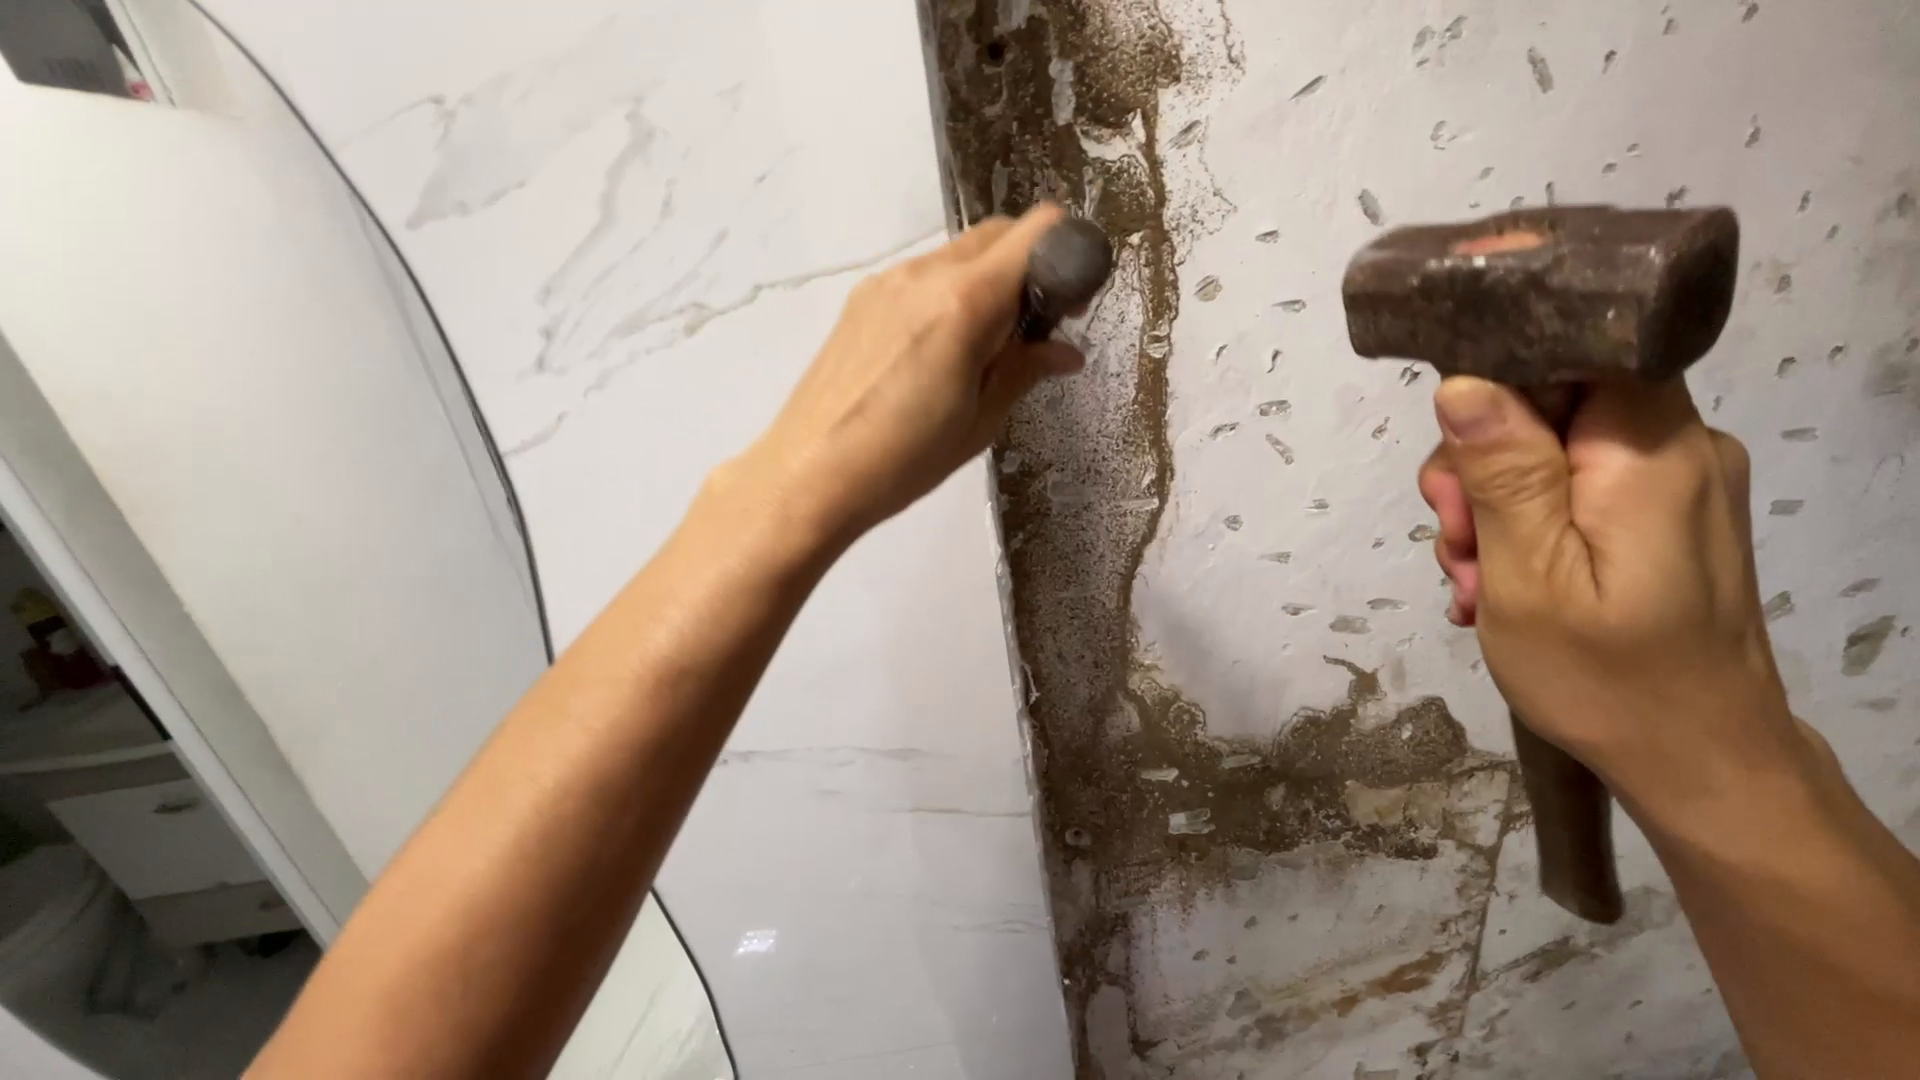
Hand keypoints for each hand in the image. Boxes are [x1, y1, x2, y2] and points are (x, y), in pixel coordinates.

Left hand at [728, 204, 1085, 543]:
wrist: (808, 476)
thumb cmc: (902, 460)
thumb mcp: (978, 422)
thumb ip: (1025, 371)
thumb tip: (1067, 352)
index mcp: (964, 302)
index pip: (1035, 232)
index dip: (1067, 256)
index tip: (1070, 305)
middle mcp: (923, 274)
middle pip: (998, 234)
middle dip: (1030, 266)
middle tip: (1033, 330)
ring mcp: (885, 282)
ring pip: (957, 254)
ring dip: (987, 282)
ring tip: (983, 349)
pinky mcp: (860, 300)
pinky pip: (922, 276)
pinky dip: (949, 294)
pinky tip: (939, 351)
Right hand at [1416, 376, 1802, 813]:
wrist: (1697, 762)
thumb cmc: (1604, 675)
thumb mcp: (1527, 575)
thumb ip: (1501, 474)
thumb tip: (1464, 385)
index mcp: (1650, 452)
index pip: (1569, 358)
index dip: (1496, 397)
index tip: (1457, 475)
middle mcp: (1678, 448)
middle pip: (1548, 408)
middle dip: (1478, 473)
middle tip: (1459, 549)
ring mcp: (1674, 485)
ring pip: (1548, 454)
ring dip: (1491, 513)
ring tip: (1477, 583)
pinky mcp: (1664, 518)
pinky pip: (1574, 492)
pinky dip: (1525, 532)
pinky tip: (1500, 586)